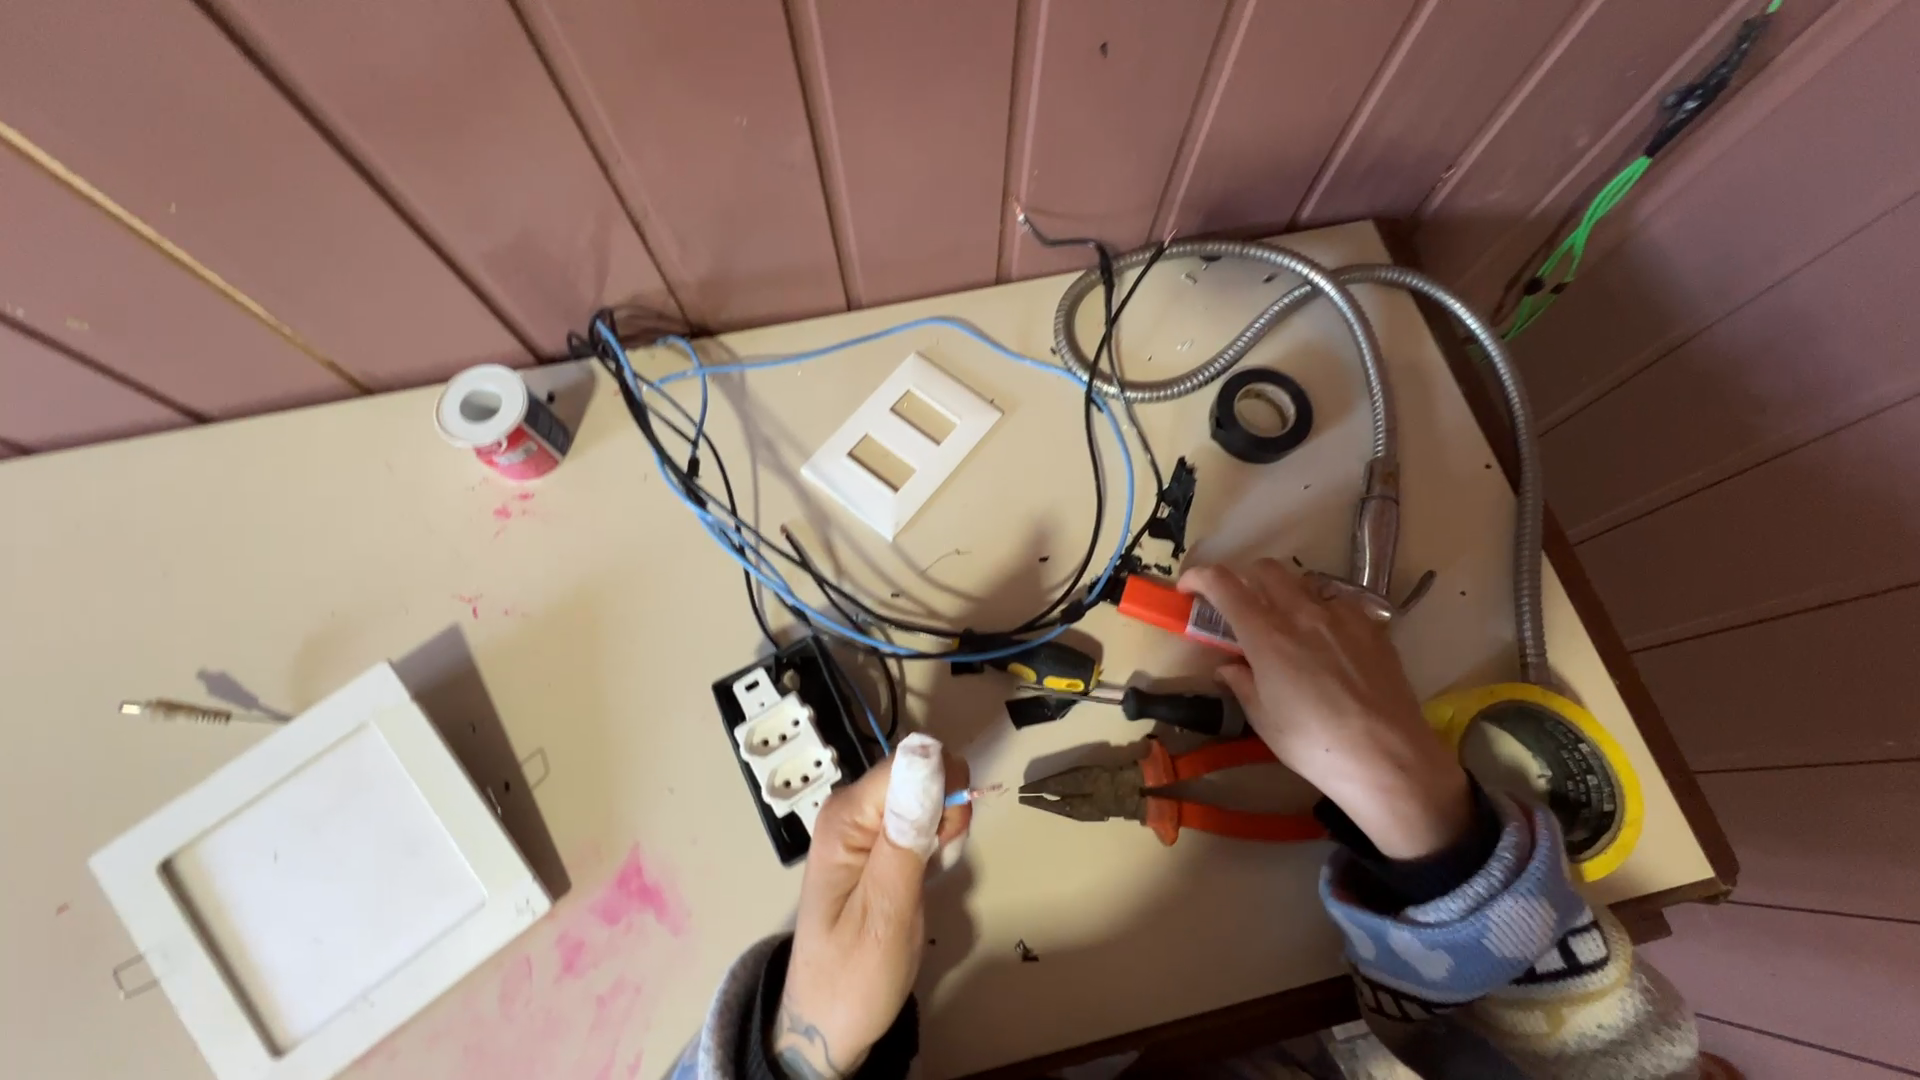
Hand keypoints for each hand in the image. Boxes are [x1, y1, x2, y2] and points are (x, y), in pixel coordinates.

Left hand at [773, 735, 970, 1078]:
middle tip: (938, 863)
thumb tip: (927, 758)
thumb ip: (906, 833)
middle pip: (921, 772)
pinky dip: (936, 840)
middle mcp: (851, 808)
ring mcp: (863, 823)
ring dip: (944, 827)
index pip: (910, 762)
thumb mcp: (885, 911)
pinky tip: (925, 874)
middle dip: (946, 809)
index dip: (943, 788)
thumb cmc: (853, 976)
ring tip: (929, 876)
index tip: (949, 836)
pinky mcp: (877, 839)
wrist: (826, 1023)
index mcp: (845, 816)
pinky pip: (921, 816)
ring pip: (927, 792)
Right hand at [1179, 560, 1471, 858]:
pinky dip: (1320, 611)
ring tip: (1282, 623)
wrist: (1389, 761)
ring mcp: (1343, 617)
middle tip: (1236, 605)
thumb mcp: (1263, 719)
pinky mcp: (1373, 629)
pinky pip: (1338, 604)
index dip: (1200, 577)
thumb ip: (1242, 682)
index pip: (1224, 584)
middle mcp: (1303, 614)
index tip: (1188, 588)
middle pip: (1265, 569)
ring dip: (1282, 592)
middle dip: (1243, 578)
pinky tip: (1325, 642)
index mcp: (1267, 635)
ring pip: (1303, 582)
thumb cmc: (1314, 746)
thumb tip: (1230, 665)